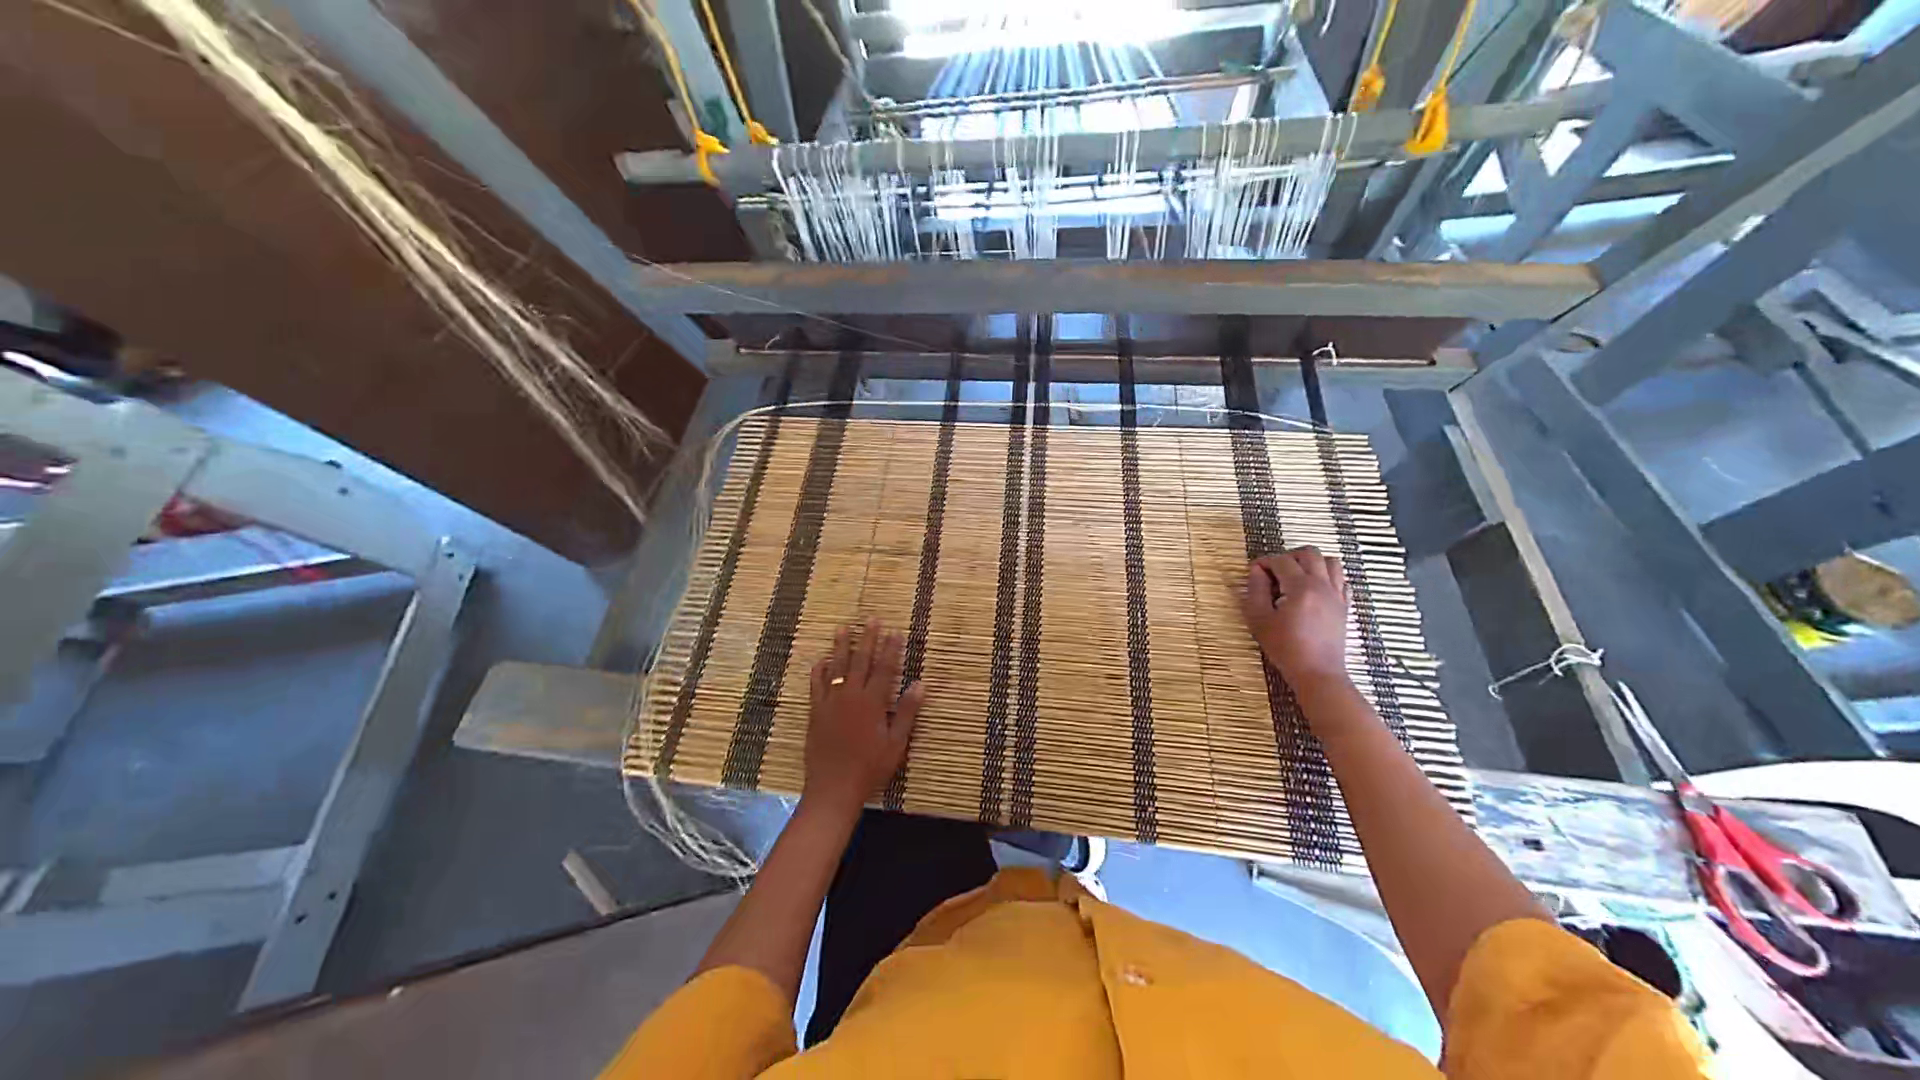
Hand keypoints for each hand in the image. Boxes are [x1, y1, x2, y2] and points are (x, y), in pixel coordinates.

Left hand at [802, 618, 925, 819]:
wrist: (833, 788)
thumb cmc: (869, 768)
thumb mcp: (896, 744)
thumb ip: (906, 713)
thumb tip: (920, 685)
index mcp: (872, 703)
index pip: (884, 669)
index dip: (891, 649)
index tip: (896, 631)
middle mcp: (850, 696)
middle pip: (860, 661)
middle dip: (867, 639)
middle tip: (871, 619)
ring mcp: (830, 703)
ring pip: (836, 667)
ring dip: (841, 646)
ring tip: (843, 628)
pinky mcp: (816, 712)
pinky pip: (817, 684)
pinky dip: (820, 670)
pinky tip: (822, 661)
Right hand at [1242, 546, 1351, 688]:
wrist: (1317, 672)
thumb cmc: (1285, 648)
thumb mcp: (1259, 620)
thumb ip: (1256, 590)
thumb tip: (1256, 571)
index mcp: (1300, 587)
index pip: (1281, 561)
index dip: (1264, 562)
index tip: (1253, 572)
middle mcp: (1322, 585)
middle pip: (1309, 553)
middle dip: (1288, 556)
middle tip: (1274, 572)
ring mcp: (1337, 594)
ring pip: (1329, 561)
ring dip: (1310, 563)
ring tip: (1295, 577)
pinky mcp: (1344, 605)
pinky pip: (1340, 579)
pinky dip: (1327, 576)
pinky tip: (1313, 590)